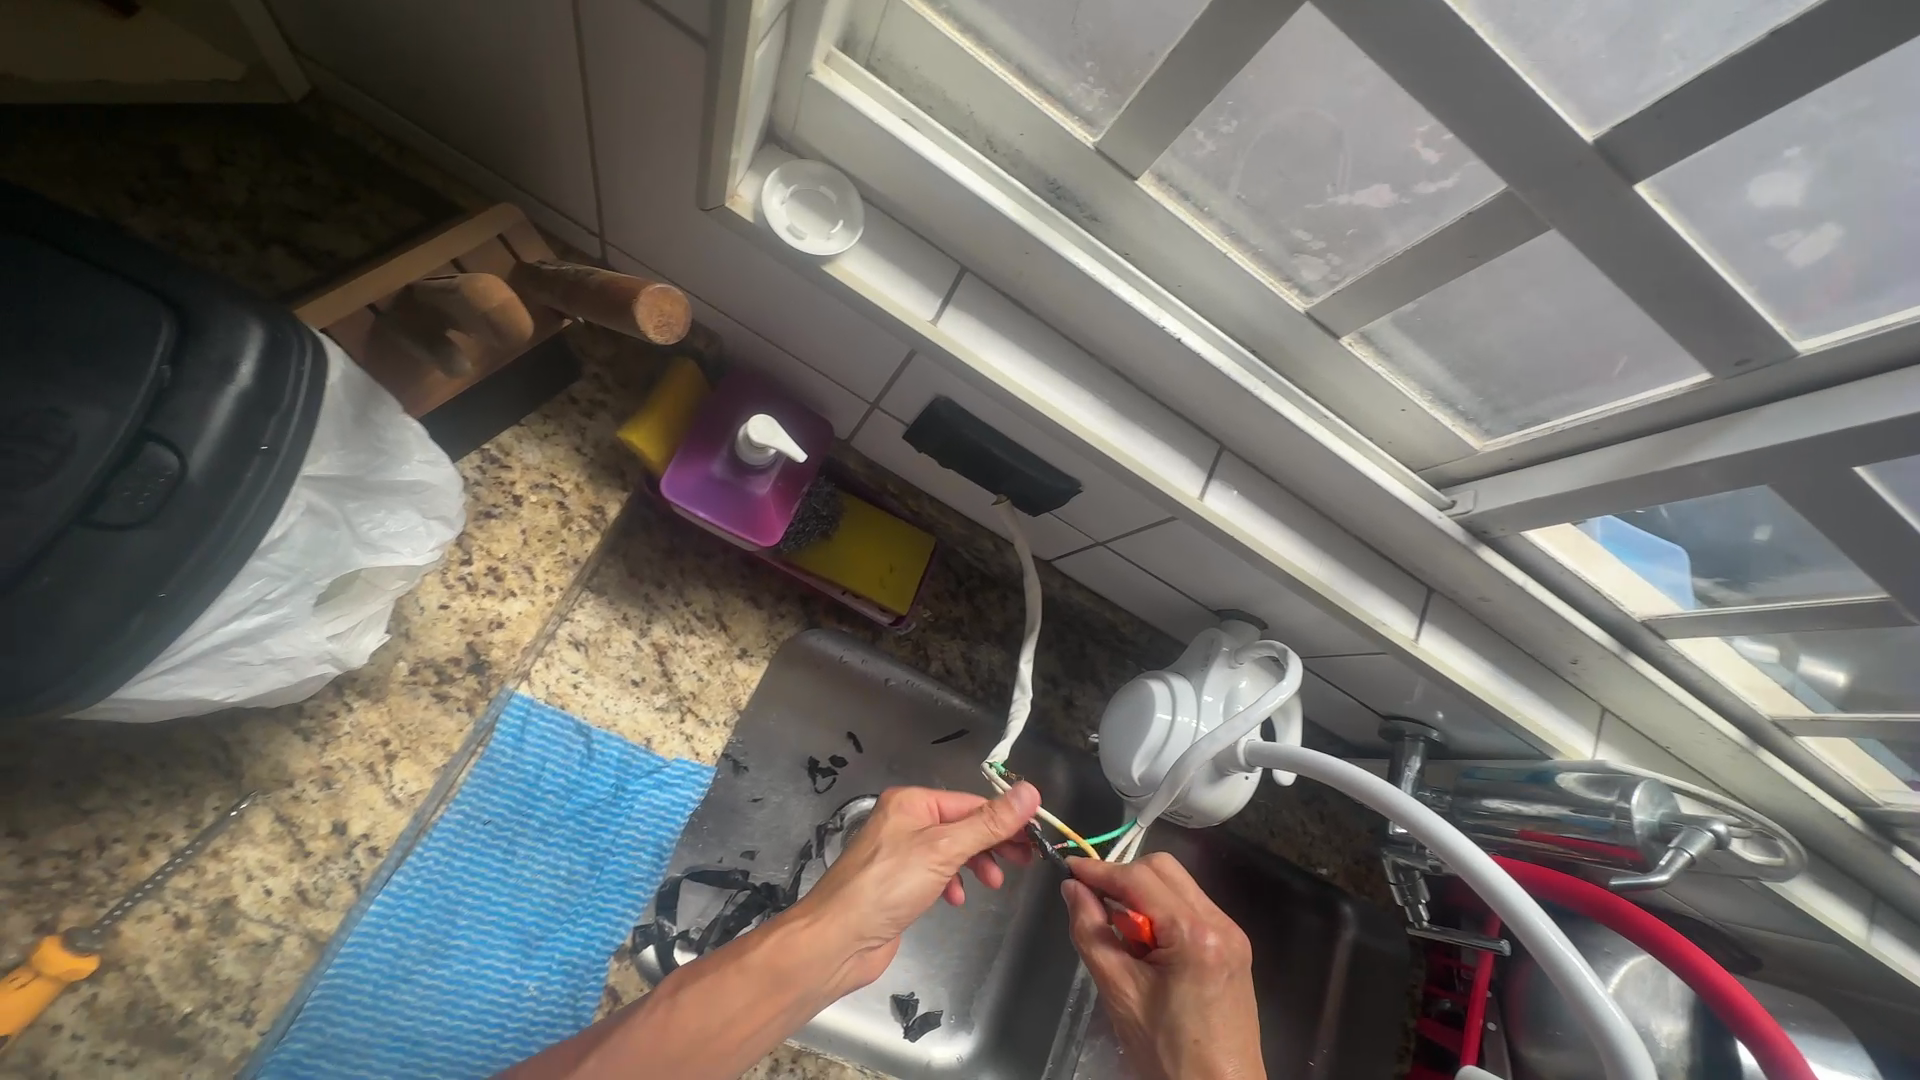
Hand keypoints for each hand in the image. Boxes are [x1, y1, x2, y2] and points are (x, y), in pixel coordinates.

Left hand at [788, 782, 1039, 992]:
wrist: (837, 940)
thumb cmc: (888, 886)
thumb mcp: (944, 850)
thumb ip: (989, 824)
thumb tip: (1029, 792)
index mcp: (912, 802)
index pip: (971, 803)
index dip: (1005, 819)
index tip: (1035, 838)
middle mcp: (905, 820)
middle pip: (962, 825)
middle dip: (992, 843)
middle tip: (1024, 861)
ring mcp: (899, 852)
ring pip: (951, 850)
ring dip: (975, 864)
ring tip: (992, 883)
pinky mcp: (897, 882)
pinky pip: (935, 872)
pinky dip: (951, 882)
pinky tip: (955, 899)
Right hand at [1063, 853, 1264, 1079]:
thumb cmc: (1167, 1053)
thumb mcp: (1120, 992)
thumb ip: (1091, 931)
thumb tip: (1072, 888)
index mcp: (1195, 933)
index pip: (1139, 879)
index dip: (1100, 870)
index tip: (1069, 866)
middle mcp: (1221, 923)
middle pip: (1163, 870)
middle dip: (1124, 877)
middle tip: (1095, 902)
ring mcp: (1232, 934)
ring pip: (1178, 885)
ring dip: (1143, 895)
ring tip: (1122, 933)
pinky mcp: (1233, 949)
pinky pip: (1190, 908)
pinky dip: (1162, 913)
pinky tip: (1147, 945)